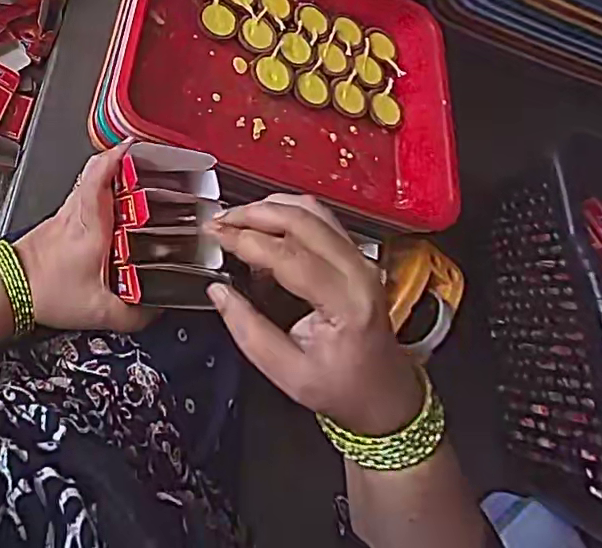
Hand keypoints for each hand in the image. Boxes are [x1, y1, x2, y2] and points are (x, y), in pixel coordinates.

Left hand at [14, 145, 157, 332]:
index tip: (135, 145)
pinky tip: (113, 205)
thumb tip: (157, 309)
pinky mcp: (60, 220)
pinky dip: (99, 189)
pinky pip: (83, 194)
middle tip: (145, 159)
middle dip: (121, 158)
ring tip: (135, 177)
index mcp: (91, 223)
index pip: (100, 175)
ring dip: (110, 172)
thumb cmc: (48, 292)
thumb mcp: (98, 310)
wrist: (10, 289)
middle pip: (96, 169)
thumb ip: (133, 314)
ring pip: (88, 179)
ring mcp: (66, 212)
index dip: (117, 156)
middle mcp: (78, 211)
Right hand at [207, 195, 423, 435]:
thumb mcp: (290, 375)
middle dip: (252, 214)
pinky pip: (318, 215)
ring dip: (268, 207)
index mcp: (346, 304)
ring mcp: (359, 256)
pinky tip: (262, 220)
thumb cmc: (343, 388)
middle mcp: (358, 271)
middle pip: (301, 219)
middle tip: (219, 221)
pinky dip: (285, 209)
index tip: (215, 235)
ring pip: (310, 209)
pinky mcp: (353, 252)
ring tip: (235, 219)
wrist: (386, 394)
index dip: (246, 239)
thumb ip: (249, 332)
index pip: (289, 255)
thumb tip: (218, 290)